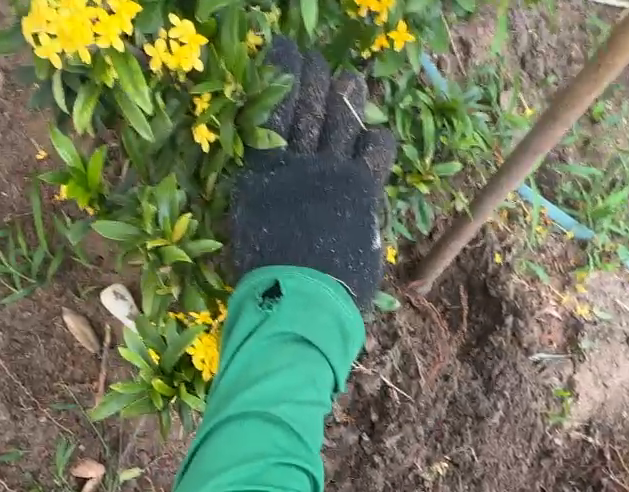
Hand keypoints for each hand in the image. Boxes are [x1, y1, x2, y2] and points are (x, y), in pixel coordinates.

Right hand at [228, 40, 396, 311]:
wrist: (299, 299)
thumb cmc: (269, 283)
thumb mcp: (251, 238)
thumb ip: (263, 208)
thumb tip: (266, 197)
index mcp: (263, 176)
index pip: (270, 113)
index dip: (280, 80)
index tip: (285, 56)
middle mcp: (297, 165)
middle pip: (307, 106)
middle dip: (313, 80)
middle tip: (317, 65)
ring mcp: (331, 172)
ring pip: (342, 118)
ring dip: (348, 98)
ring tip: (351, 83)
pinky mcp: (361, 188)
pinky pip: (375, 148)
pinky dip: (377, 140)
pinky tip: (375, 139)